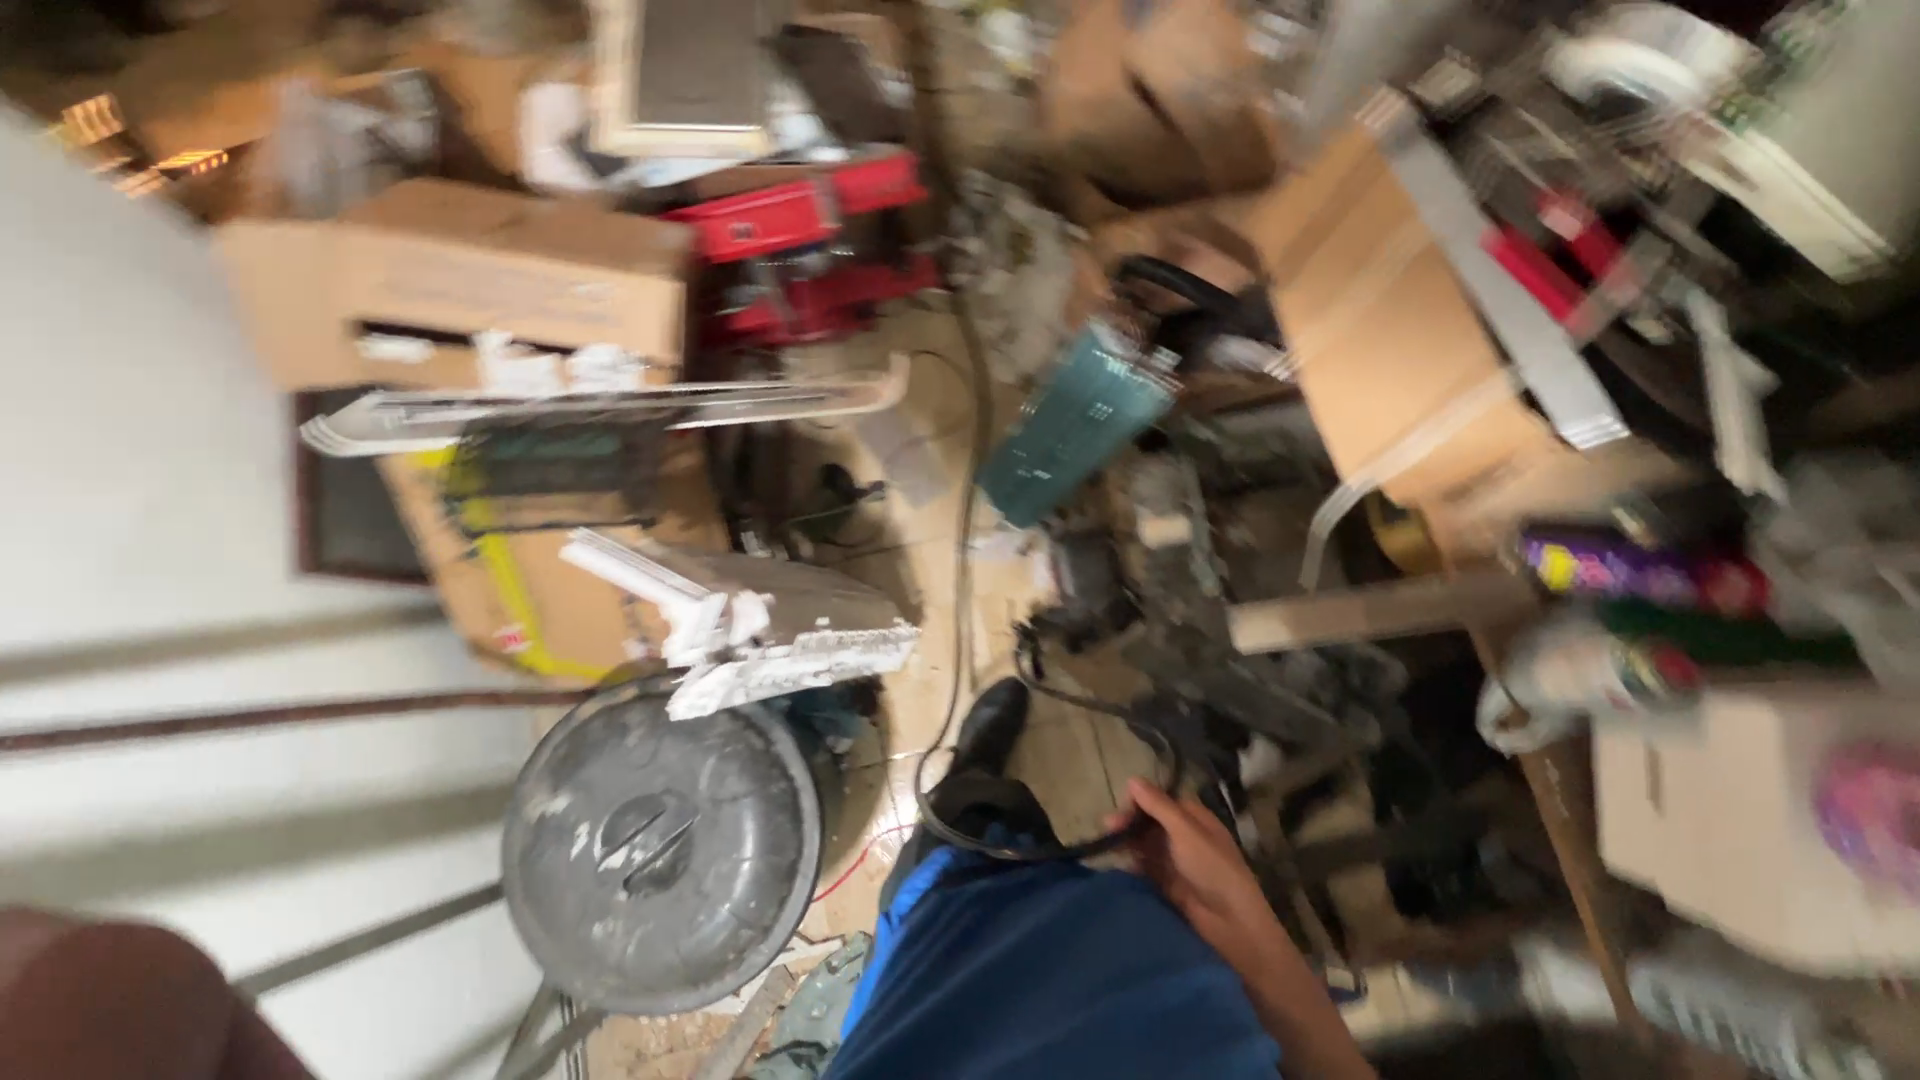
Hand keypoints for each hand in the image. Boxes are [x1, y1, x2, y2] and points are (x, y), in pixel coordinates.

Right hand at [1107, 778, 1377, 1079]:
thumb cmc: (1213, 870)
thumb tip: (1132, 779)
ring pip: (1143, 844)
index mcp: (1194, 819)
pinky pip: (1143, 869)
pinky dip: (1130, 865)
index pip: (1160, 800)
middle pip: (1149, 822)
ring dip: (1127, 842)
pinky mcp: (1166, 886)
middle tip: (1108, 829)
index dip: (1140, 802)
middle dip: (1129, 822)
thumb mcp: (1186, 832)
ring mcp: (1175, 862)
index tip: (1124, 811)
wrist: (1231, 925)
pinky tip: (1117, 865)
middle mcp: (1184, 837)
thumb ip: (1158, 806)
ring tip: (1108, 846)